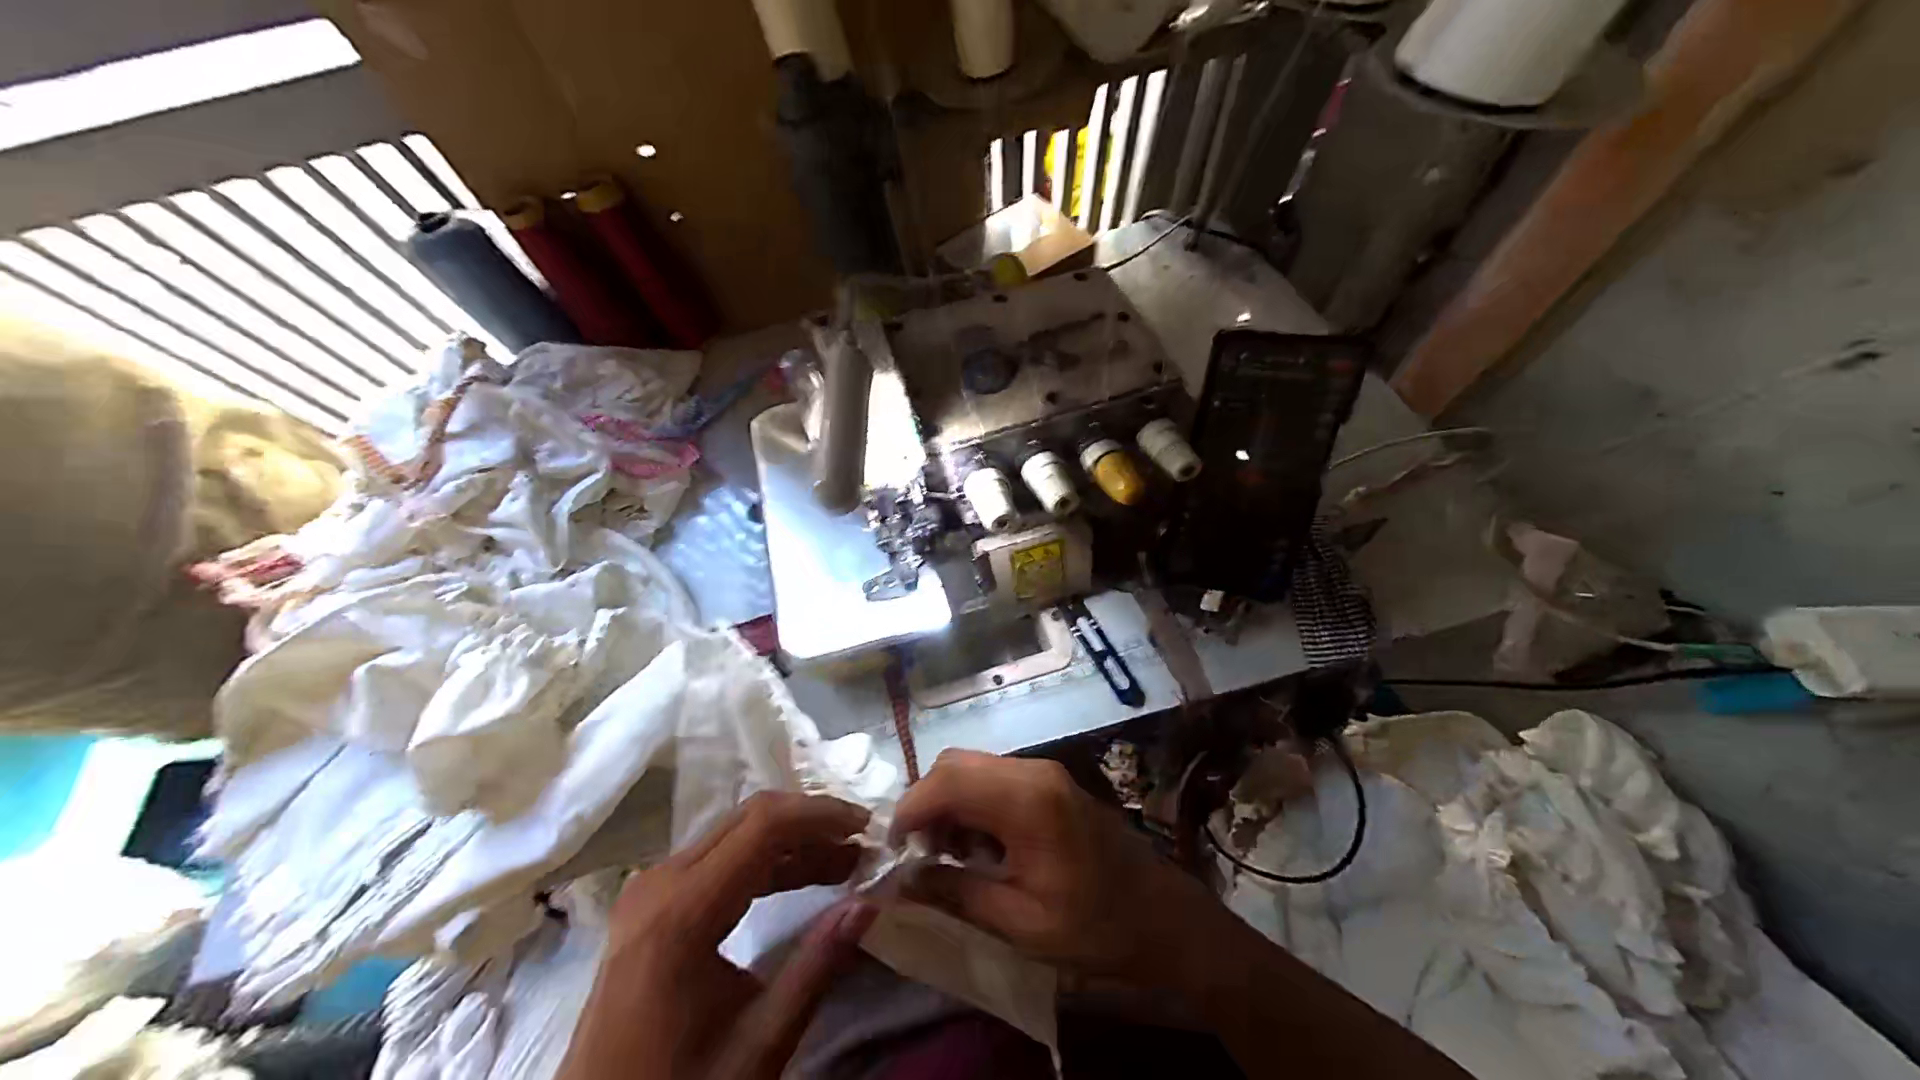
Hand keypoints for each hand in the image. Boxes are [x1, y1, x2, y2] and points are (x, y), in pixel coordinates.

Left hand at [558, 792, 876, 1079]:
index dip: (821, 815)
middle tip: (861, 846)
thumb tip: (869, 903)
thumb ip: (817, 966)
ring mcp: (650, 888)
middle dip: (812, 823)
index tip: (868, 828)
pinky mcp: (650, 902)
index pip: (763, 826)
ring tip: (842, 863)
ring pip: (735, 835)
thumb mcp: (760, 1042)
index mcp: (681, 912)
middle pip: (749, 819)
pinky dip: (763, 860)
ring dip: (791, 841)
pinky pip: (717, 858)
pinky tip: (797, 878)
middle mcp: (660, 882)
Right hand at [892, 749, 1234, 994]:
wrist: (1166, 918)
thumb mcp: (1019, 923)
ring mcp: (1043, 772)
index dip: (909, 810)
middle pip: (954, 765)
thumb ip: (954, 893)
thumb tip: (896, 882)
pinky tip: (976, 847)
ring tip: (945, 857)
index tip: (890, 852)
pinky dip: (970, 805)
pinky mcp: (1048, 783)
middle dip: (925, 805)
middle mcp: (1032, 770)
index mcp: (1027, 799)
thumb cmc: (1096, 926)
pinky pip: (992, 779)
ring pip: (971, 769)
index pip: (946, 781)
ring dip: (947, 805)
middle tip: (917, 856)